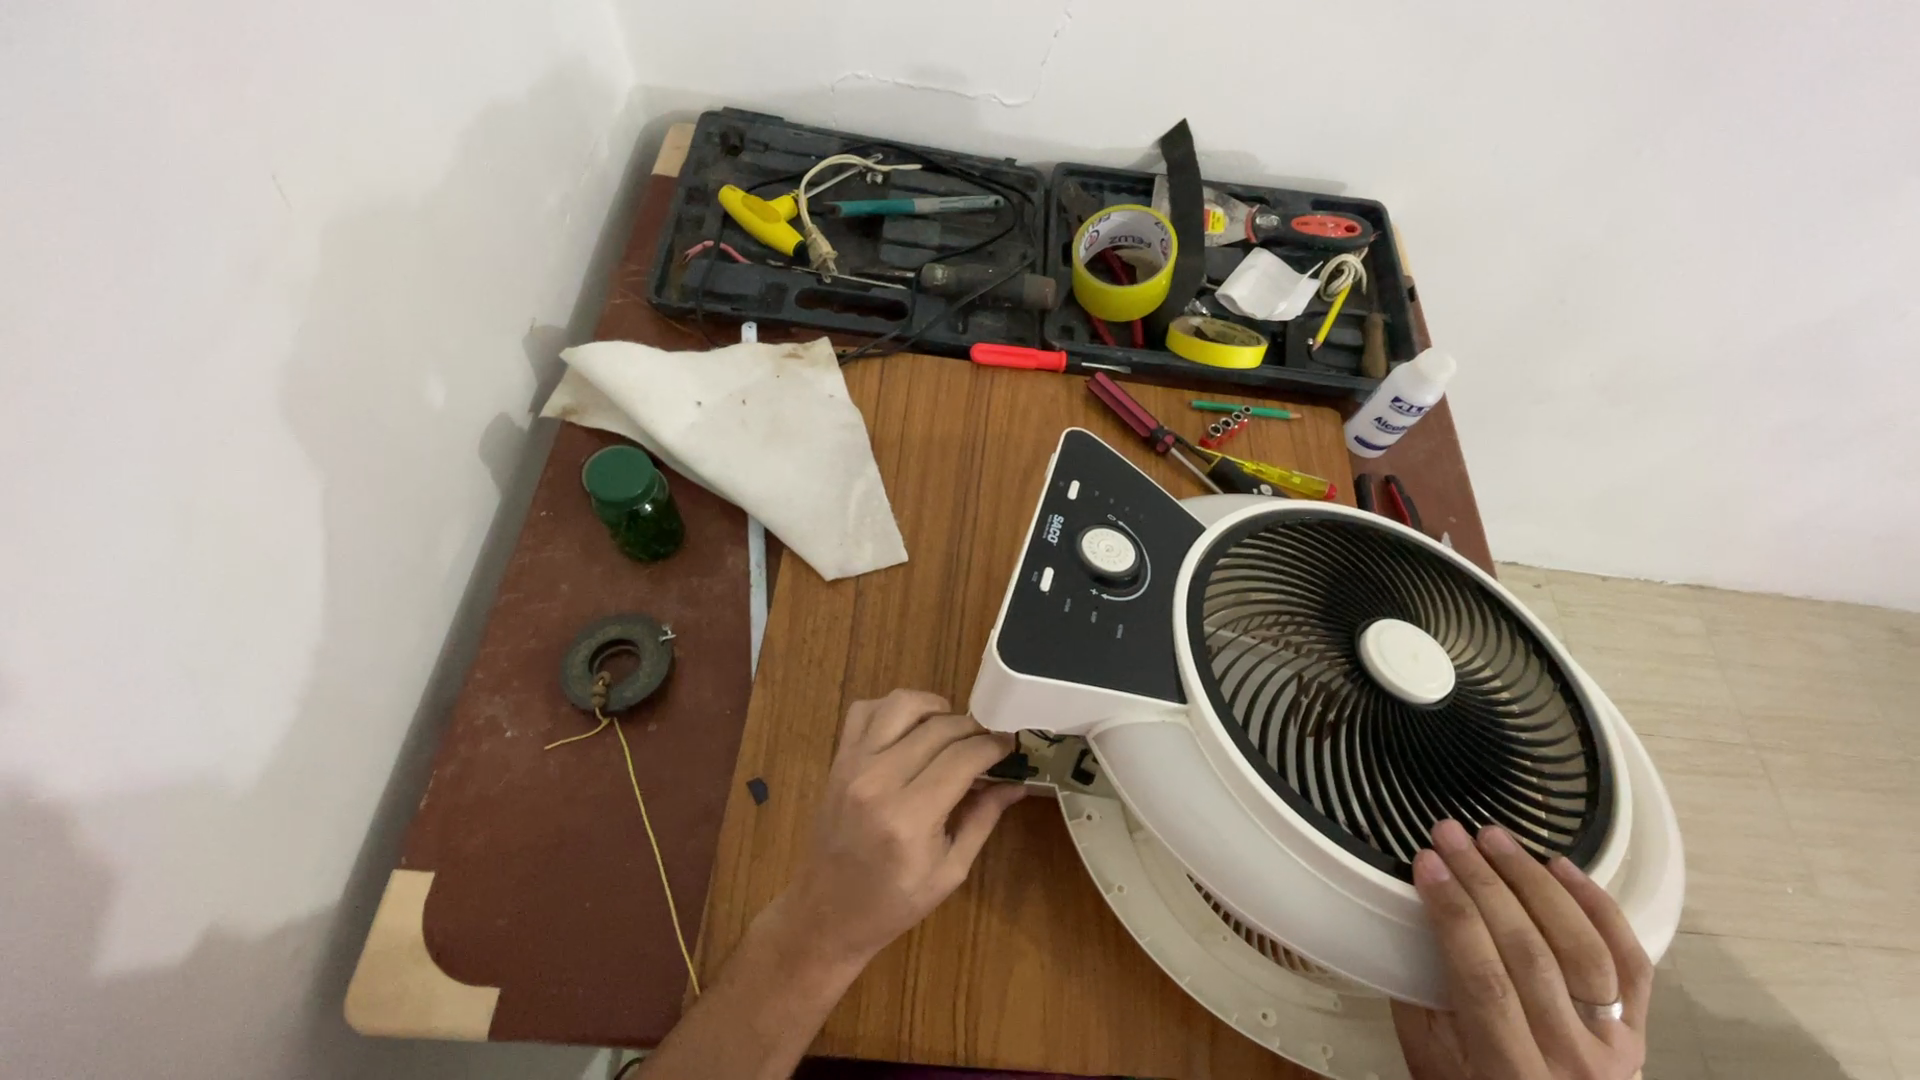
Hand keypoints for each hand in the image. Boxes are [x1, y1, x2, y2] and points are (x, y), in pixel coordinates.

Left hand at [759, 690, 1026, 971]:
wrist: (827, 913)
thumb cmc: (893, 903)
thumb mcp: (950, 871)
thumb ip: (983, 818)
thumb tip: (1017, 782)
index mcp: (910, 818)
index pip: (963, 758)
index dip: (994, 745)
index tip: (1011, 744)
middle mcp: (879, 782)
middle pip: (938, 728)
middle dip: (973, 728)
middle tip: (988, 741)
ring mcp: (853, 766)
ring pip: (901, 705)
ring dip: (935, 708)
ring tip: (952, 729)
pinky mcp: (838, 760)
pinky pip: (865, 711)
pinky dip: (892, 708)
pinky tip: (911, 729)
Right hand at [1392, 820, 1652, 1079]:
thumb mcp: (1427, 1053)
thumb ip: (1423, 988)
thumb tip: (1418, 908)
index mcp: (1509, 1071)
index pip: (1483, 976)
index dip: (1454, 912)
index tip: (1426, 861)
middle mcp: (1573, 1061)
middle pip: (1530, 952)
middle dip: (1484, 881)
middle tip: (1450, 833)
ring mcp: (1617, 1045)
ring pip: (1583, 948)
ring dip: (1534, 882)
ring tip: (1496, 839)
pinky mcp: (1639, 1029)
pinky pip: (1631, 961)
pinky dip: (1598, 906)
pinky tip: (1561, 866)